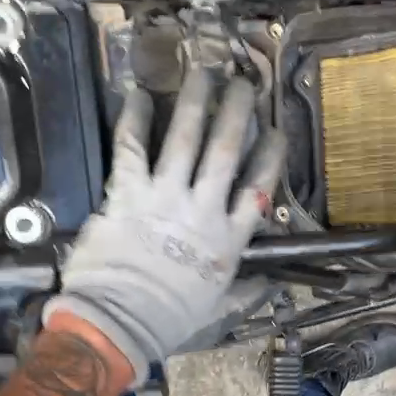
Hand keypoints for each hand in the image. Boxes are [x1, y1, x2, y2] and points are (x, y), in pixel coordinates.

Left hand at [44, 67, 285, 383]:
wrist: (120, 322)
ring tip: (204, 73)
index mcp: (227, 242)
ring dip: (196, 102)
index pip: (258, 191)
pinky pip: (132, 147)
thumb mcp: (216, 311)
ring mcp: (165, 197)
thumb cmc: (169, 321)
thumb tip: (267, 287)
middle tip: (243, 85)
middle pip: (226, 153)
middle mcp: (202, 210)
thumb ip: (243, 293)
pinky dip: (133, 118)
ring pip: (186, 139)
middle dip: (237, 114)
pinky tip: (137, 94)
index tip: (275, 134)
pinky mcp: (128, 192)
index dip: (270, 158)